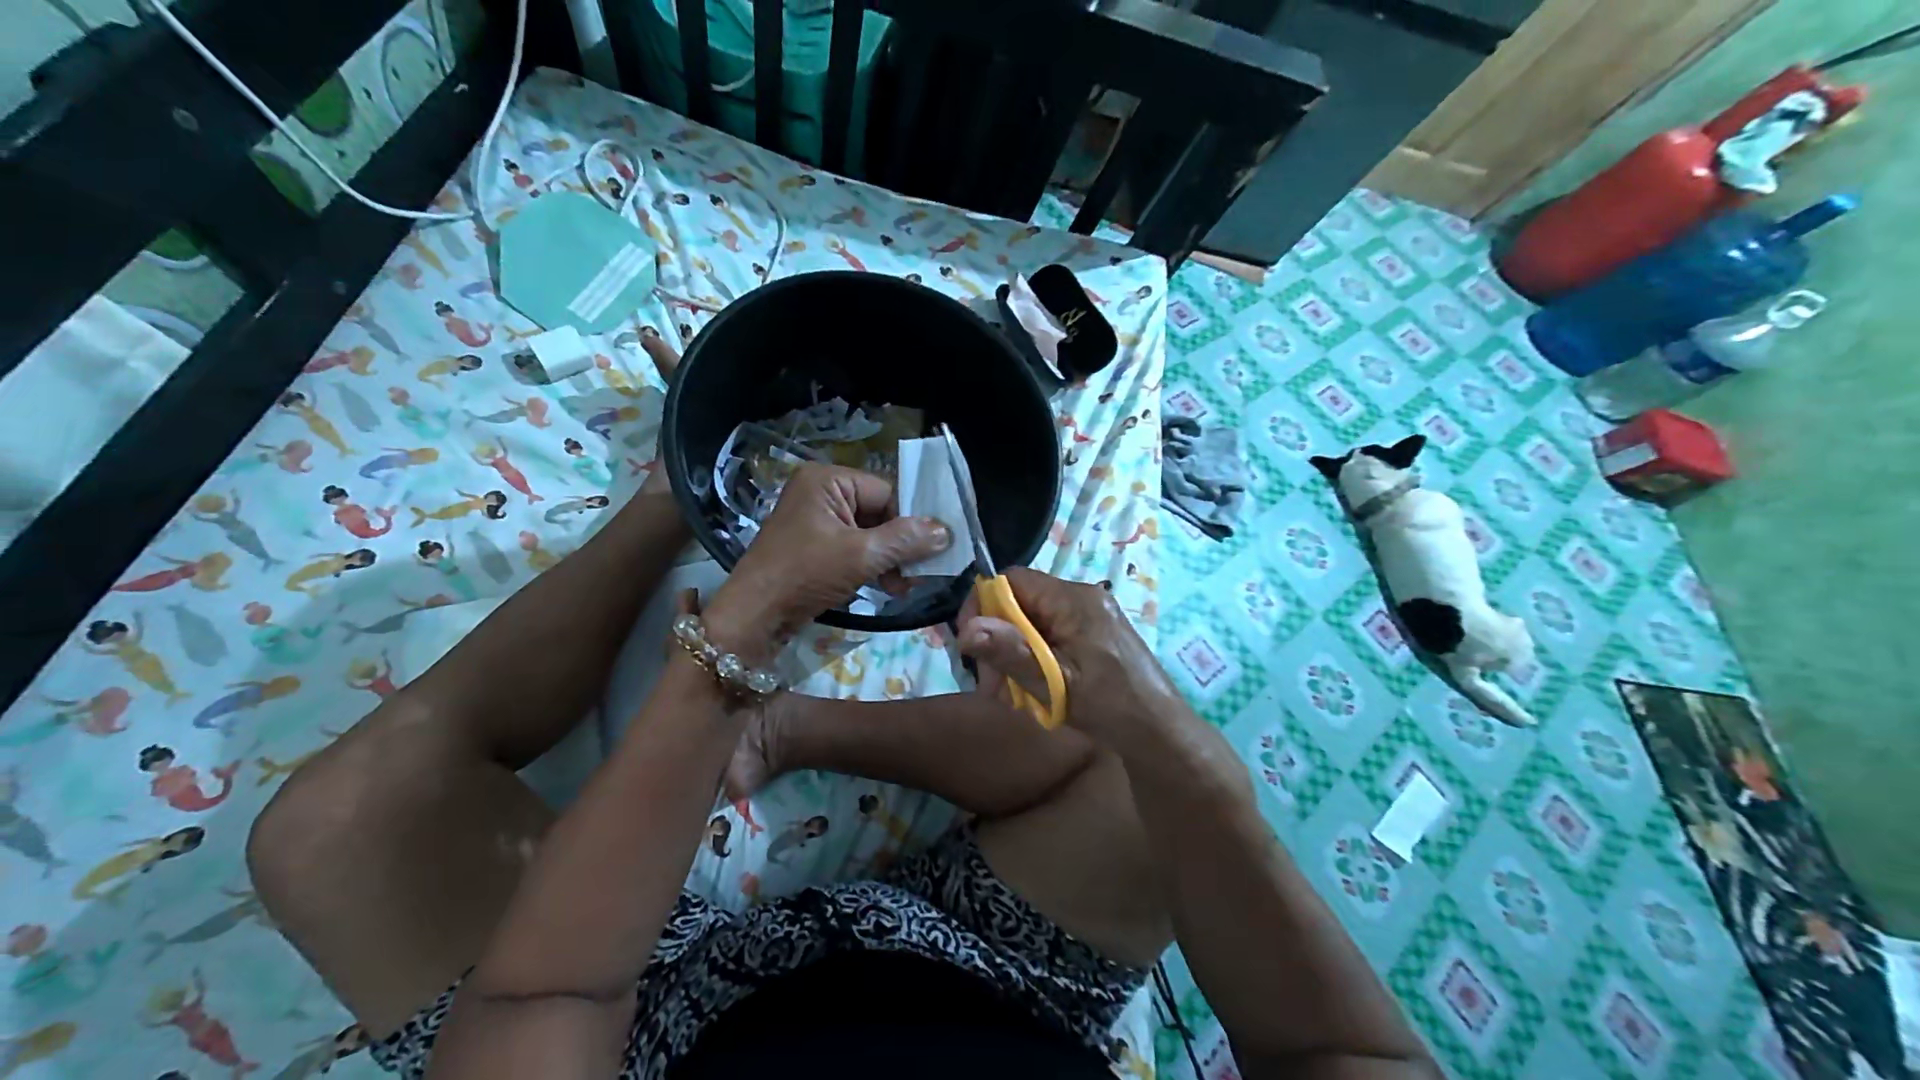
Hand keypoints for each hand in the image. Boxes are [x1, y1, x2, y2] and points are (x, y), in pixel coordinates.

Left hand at [704, 464, 948, 658]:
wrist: (754, 617)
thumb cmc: (804, 575)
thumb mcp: (861, 556)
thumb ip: (906, 540)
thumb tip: (947, 532)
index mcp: (827, 480)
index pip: (886, 492)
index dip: (910, 521)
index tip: (932, 550)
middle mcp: (821, 492)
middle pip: (880, 512)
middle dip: (901, 544)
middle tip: (921, 573)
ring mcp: (816, 520)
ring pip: (870, 533)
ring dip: (890, 560)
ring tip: (905, 586)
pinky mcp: (815, 546)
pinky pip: (855, 548)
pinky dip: (873, 566)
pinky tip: (888, 587)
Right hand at [958, 567, 1187, 741]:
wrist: (1160, 734)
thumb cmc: (1109, 705)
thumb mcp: (1054, 680)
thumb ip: (1010, 652)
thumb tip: (966, 630)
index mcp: (1074, 599)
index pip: (1013, 580)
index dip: (984, 604)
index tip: (971, 641)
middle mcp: (1083, 598)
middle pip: (1021, 602)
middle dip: (998, 639)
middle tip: (991, 683)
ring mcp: (1091, 617)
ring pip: (1034, 623)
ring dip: (1014, 655)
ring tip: (1009, 695)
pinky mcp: (1096, 636)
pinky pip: (1052, 636)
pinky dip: (1035, 659)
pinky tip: (1033, 692)